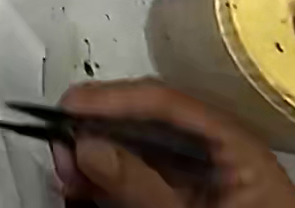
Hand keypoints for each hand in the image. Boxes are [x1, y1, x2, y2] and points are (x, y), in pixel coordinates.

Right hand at [54, 80, 294, 207]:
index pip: (165, 101)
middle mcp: (213, 151)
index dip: (113, 98)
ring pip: (131, 146)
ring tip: (66, 171)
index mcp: (235, 148)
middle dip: (95, 129)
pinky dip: (104, 177)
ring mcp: (196, 176)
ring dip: (93, 153)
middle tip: (60, 144)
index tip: (69, 106)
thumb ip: (144, 188)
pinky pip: (133, 173)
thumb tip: (84, 145)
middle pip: (142, 119)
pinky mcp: (177, 197)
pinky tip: (80, 186)